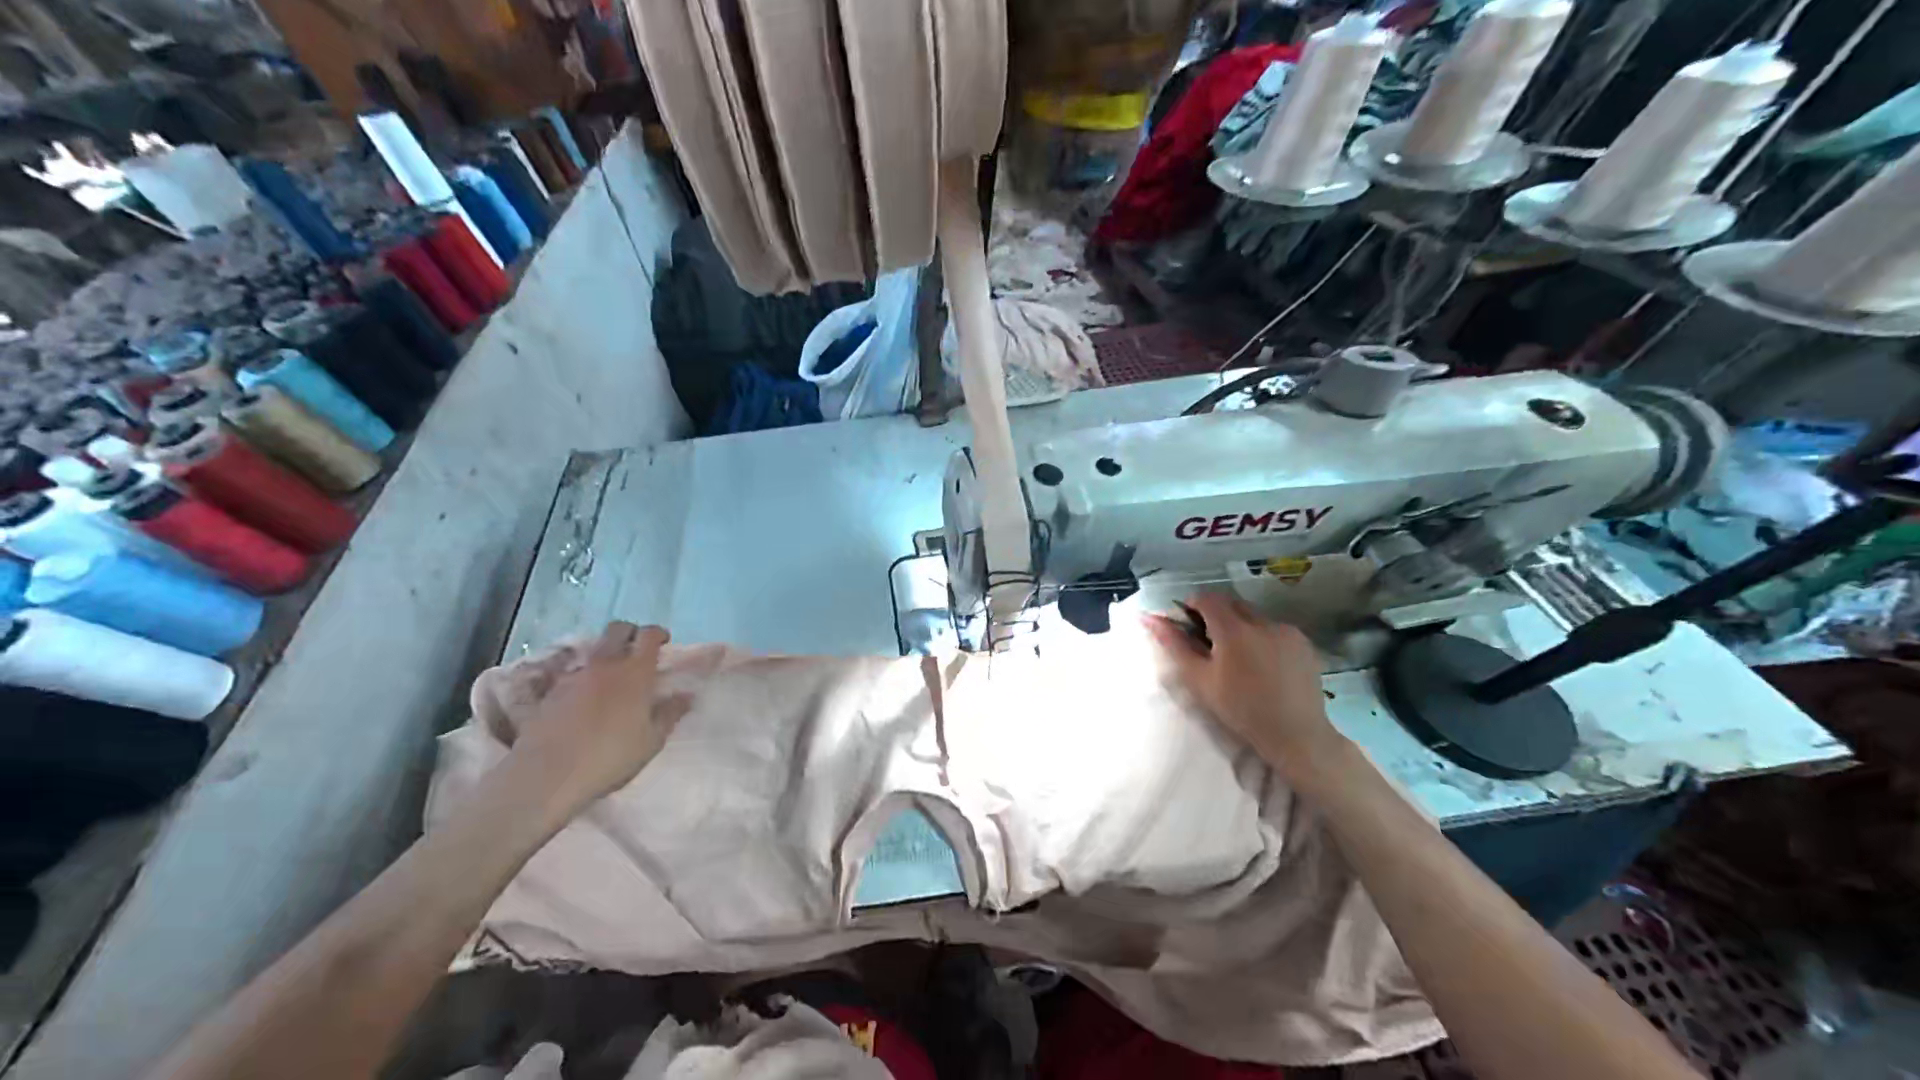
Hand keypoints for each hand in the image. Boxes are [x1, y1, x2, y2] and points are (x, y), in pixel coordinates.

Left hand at [508, 622, 687, 807]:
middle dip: (630, 634)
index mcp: (635, 673)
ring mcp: (574, 676)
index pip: (648, 635)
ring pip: (594, 651)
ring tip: (612, 681)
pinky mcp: (550, 692)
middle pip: (617, 629)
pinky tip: (586, 702)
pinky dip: (585, 679)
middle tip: (638, 652)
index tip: (663, 642)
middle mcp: (605, 665)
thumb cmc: (611, 757)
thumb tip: (686, 696)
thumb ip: (670, 713)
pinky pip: (573, 674)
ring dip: (606, 657)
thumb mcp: (651, 741)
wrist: (548, 776)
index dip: (658, 634)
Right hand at [1144, 593, 1349, 791]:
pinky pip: (1275, 628)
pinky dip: (1263, 637)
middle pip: (1231, 603)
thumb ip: (1174, 644)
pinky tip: (1264, 665)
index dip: (1192, 606)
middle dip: (1216, 615)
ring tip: (1239, 658)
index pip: (1207, 598)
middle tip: (1210, 644)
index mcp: (1234, 629)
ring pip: (1254, 615)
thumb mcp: (1199, 679)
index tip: (1189, 627)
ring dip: (1240, 626)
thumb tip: (1149, 617)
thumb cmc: (1239, 709)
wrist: (1294, 735)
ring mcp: (1287, 630)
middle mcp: (1263, 622)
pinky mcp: (1304, 642)